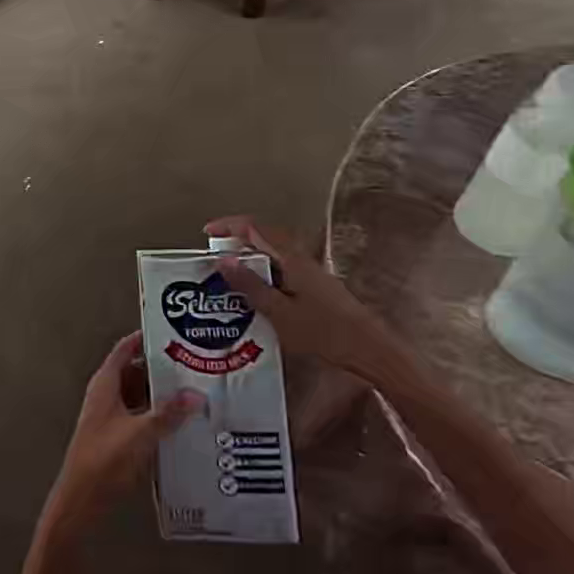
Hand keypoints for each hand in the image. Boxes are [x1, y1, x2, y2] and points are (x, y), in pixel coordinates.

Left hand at [49, 333, 201, 521]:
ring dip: (160, 392)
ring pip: (139, 395)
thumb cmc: (103, 460)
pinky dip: (157, 413)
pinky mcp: (117, 437)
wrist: (79, 503)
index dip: (145, 338)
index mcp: (105, 384)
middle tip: (190, 362)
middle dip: (160, 367)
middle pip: (135, 371)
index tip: (171, 332)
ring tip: (191, 388)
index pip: (125, 349)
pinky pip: (140, 415)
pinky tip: (179, 420)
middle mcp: (106, 396)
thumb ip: (168, 413)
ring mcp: (110, 417)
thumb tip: (196, 395)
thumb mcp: (140, 433)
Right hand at [204, 216, 407, 381]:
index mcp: (291, 257)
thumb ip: (251, 286)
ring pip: (274, 253)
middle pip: (265, 236)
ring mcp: (310, 271)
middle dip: (237, 239)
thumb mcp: (279, 312)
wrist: (367, 348)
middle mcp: (301, 257)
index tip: (206, 232)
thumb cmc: (322, 331)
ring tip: (227, 274)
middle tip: (213, 255)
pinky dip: (263, 271)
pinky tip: (255, 293)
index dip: (229, 225)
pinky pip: (282, 268)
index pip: (255, 228)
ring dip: (250, 256)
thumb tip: (223, 260)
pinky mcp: (315, 285)